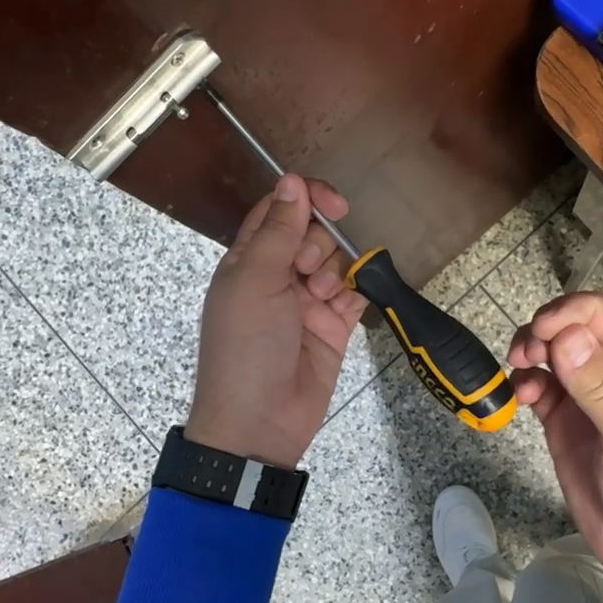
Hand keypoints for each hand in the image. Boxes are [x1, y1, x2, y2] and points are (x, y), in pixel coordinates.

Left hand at [185, 173, 367, 468]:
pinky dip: (356, 292)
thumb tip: (292, 180)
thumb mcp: (253, 282)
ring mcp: (308, 303)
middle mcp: (278, 277)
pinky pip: (355, 294)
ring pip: (337, 262)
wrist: (260, 422)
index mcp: (247, 261)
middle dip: (319, 244)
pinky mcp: (334, 327)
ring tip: (322, 299)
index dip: (305, 199)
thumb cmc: (246, 347)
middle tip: (308, 273)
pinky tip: (346, 306)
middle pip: (312, 234)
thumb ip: (277, 231)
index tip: (333, 204)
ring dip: (336, 272)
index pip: (279, 211)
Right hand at [508, 293, 602, 602]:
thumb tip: (566, 336)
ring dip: (534, 353)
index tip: (543, 327)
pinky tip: (521, 395)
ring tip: (519, 369)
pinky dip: (527, 385)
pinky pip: (543, 391)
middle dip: (550, 330)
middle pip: (583, 332)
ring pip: (558, 357)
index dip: (579, 313)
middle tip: (525, 351)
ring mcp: (595, 403)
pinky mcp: (568, 427)